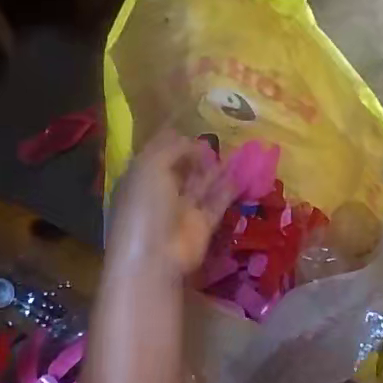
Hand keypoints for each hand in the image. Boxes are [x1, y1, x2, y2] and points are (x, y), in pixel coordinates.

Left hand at [106, 131, 237, 279]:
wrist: (155, 257)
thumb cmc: (145, 206)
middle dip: (196, 154)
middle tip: (218, 137)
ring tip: (236, 148)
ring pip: (201, 184)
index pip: (157, 153)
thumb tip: (191, 140)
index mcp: (139, 177)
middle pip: (180, 169)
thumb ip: (172, 149)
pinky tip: (243, 171)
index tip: (193, 125)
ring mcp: (181, 211)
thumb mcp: (151, 167)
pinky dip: (229, 188)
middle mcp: (159, 193)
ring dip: (215, 168)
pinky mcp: (202, 226)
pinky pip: (217, 202)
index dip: (173, 140)